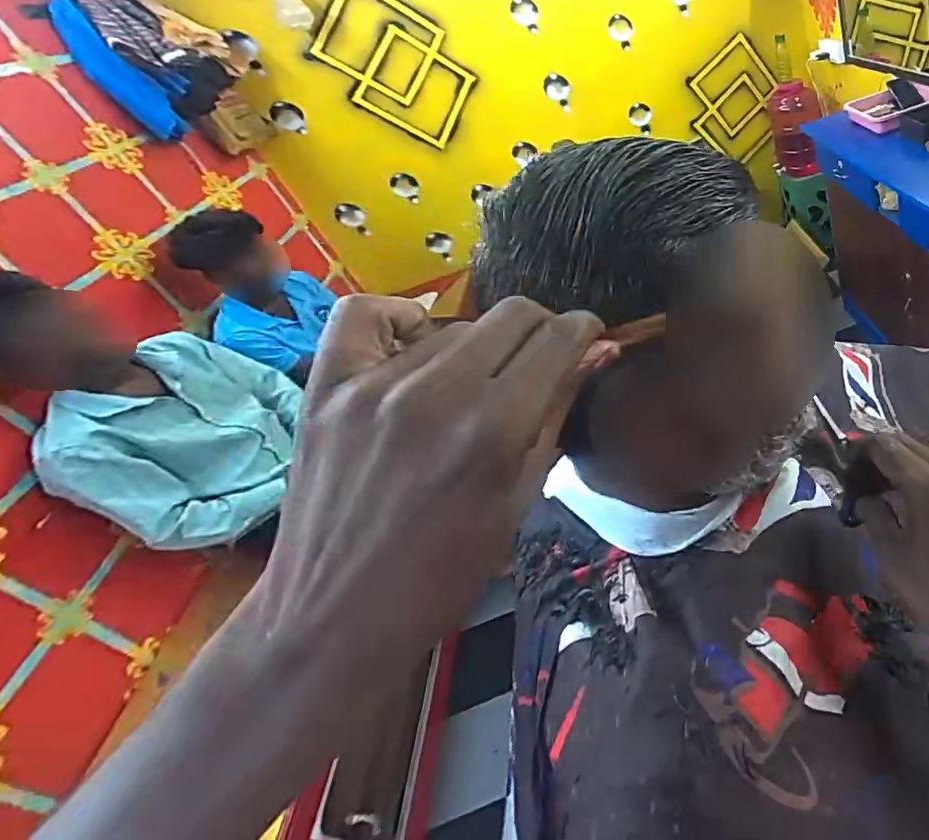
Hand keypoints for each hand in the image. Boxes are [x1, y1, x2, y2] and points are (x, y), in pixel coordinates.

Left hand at [251, 296, 607, 677]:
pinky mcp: (327, 387)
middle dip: (542, 329)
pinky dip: (400, 319)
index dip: (584, 329)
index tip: (586, 337)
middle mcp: (439, 393)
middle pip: (514, 315)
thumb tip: (600, 349)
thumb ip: (560, 411)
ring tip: (470, 384)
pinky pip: (367, 313)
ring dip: (479, 346)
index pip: (559, 338)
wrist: (337, 615)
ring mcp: (376, 385)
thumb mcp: (522, 497)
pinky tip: (414, 344)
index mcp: (496, 429)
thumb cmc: (447, 572)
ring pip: (455, 324)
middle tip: (539, 359)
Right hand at [852, 435, 928, 658]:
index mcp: (926, 484)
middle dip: (882, 452)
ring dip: (909, 457)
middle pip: (909, 443)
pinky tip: (928, 485)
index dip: (861, 451)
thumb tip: (866, 497)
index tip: (847, 467)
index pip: (885, 446)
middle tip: (864, 476)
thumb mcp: (891, 555)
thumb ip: (874, 515)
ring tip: (892, 480)